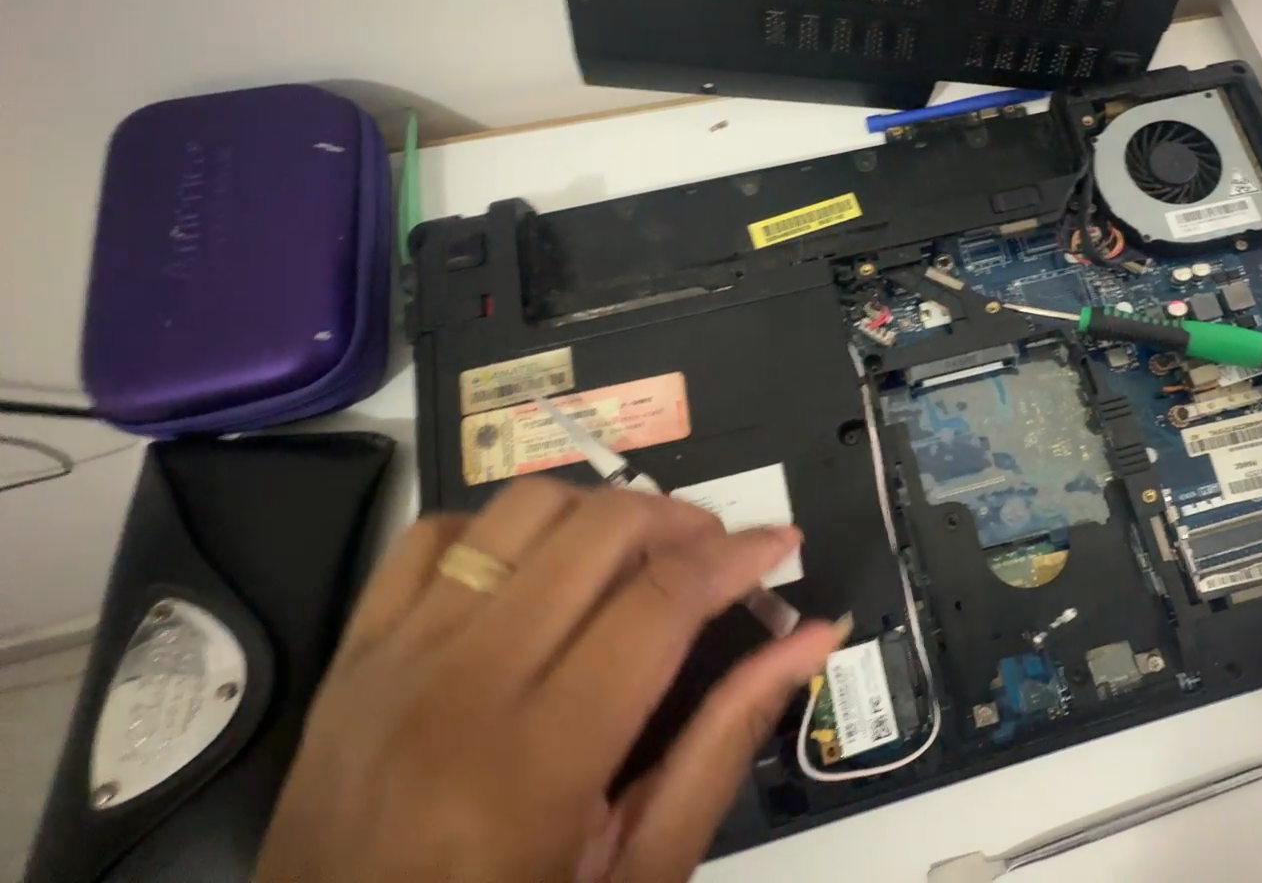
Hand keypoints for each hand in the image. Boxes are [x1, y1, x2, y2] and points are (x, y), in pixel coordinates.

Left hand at [257, 479, 846, 882]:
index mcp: (535, 761)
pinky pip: (435, 534)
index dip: (739, 555)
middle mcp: (458, 687)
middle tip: (721, 553)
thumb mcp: (644, 868)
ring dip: (602, 510)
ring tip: (643, 551)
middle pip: (597, 530)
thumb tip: (812, 637)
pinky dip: (506, 526)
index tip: (784, 542)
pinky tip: (543, 565)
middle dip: (682, 520)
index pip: (661, 601)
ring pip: (521, 509)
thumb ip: (728, 737)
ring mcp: (394, 659)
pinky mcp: (354, 653)